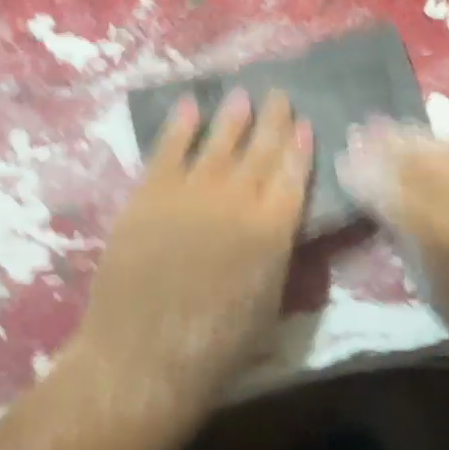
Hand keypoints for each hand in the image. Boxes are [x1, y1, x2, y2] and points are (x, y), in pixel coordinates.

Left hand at [75, 88, 311, 404]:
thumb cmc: (215, 346)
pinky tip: (189, 107)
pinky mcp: (150, 195)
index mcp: (272, 230)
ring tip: (242, 94)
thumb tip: (280, 224)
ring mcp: (191, 193)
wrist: (143, 355)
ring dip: (232, 117)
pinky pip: (168, 150)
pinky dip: (180, 127)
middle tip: (280, 95)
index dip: (300, 148)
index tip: (305, 124)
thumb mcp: (269, 304)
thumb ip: (276, 254)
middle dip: (273, 120)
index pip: (293, 176)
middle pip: (261, 150)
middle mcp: (237, 201)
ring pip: (218, 143)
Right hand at [339, 124, 448, 378]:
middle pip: (412, 158)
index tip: (344, 162)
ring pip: (441, 147)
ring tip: (386, 129)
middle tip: (359, 133)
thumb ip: (406, 240)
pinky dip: (447, 148)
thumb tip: (380, 203)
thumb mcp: (435, 291)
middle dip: (381, 146)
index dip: (362, 173)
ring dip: (410, 139)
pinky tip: (434, 148)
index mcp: (441, 233)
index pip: (387, 189)